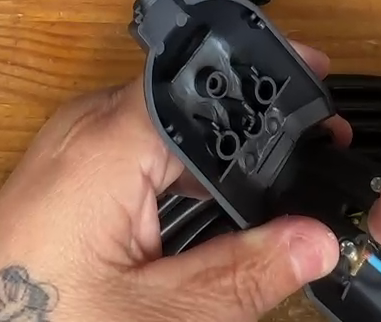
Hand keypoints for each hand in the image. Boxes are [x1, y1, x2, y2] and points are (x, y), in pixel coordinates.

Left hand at [0, 55, 340, 321]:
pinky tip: (198, 205)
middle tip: (302, 150)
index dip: (264, 83)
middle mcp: (87, 124)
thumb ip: (241, 274)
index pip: (203, 82)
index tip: (311, 84)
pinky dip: (176, 169)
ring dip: (213, 152)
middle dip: (248, 126)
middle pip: (190, 99)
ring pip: (166, 124)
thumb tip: (312, 239)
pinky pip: (136, 143)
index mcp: (107, 140)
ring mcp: (72, 141)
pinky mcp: (68, 164)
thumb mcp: (154, 316)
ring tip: (258, 189)